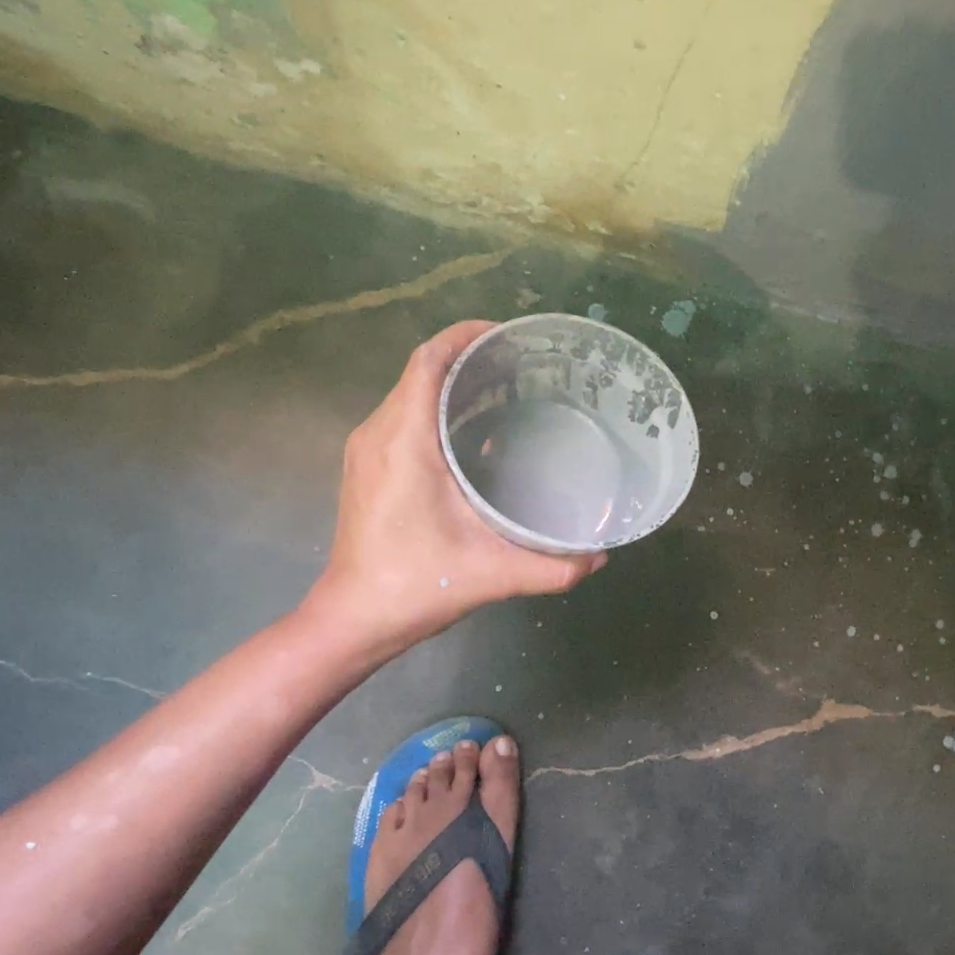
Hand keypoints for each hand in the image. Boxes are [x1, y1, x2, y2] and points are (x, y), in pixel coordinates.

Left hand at [301, 321, 605, 662]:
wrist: (353, 618)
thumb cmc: (416, 586)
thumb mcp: (494, 573)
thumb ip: (554, 566)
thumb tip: (601, 556)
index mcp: (404, 442)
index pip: (428, 361)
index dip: (465, 336)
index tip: (508, 336)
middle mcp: (379, 434)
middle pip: (421, 371)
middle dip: (469, 359)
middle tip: (523, 369)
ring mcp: (367, 450)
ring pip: (410, 394)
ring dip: (452, 385)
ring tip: (505, 394)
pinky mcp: (366, 467)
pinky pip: (402, 418)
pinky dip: (437, 410)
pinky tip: (474, 438)